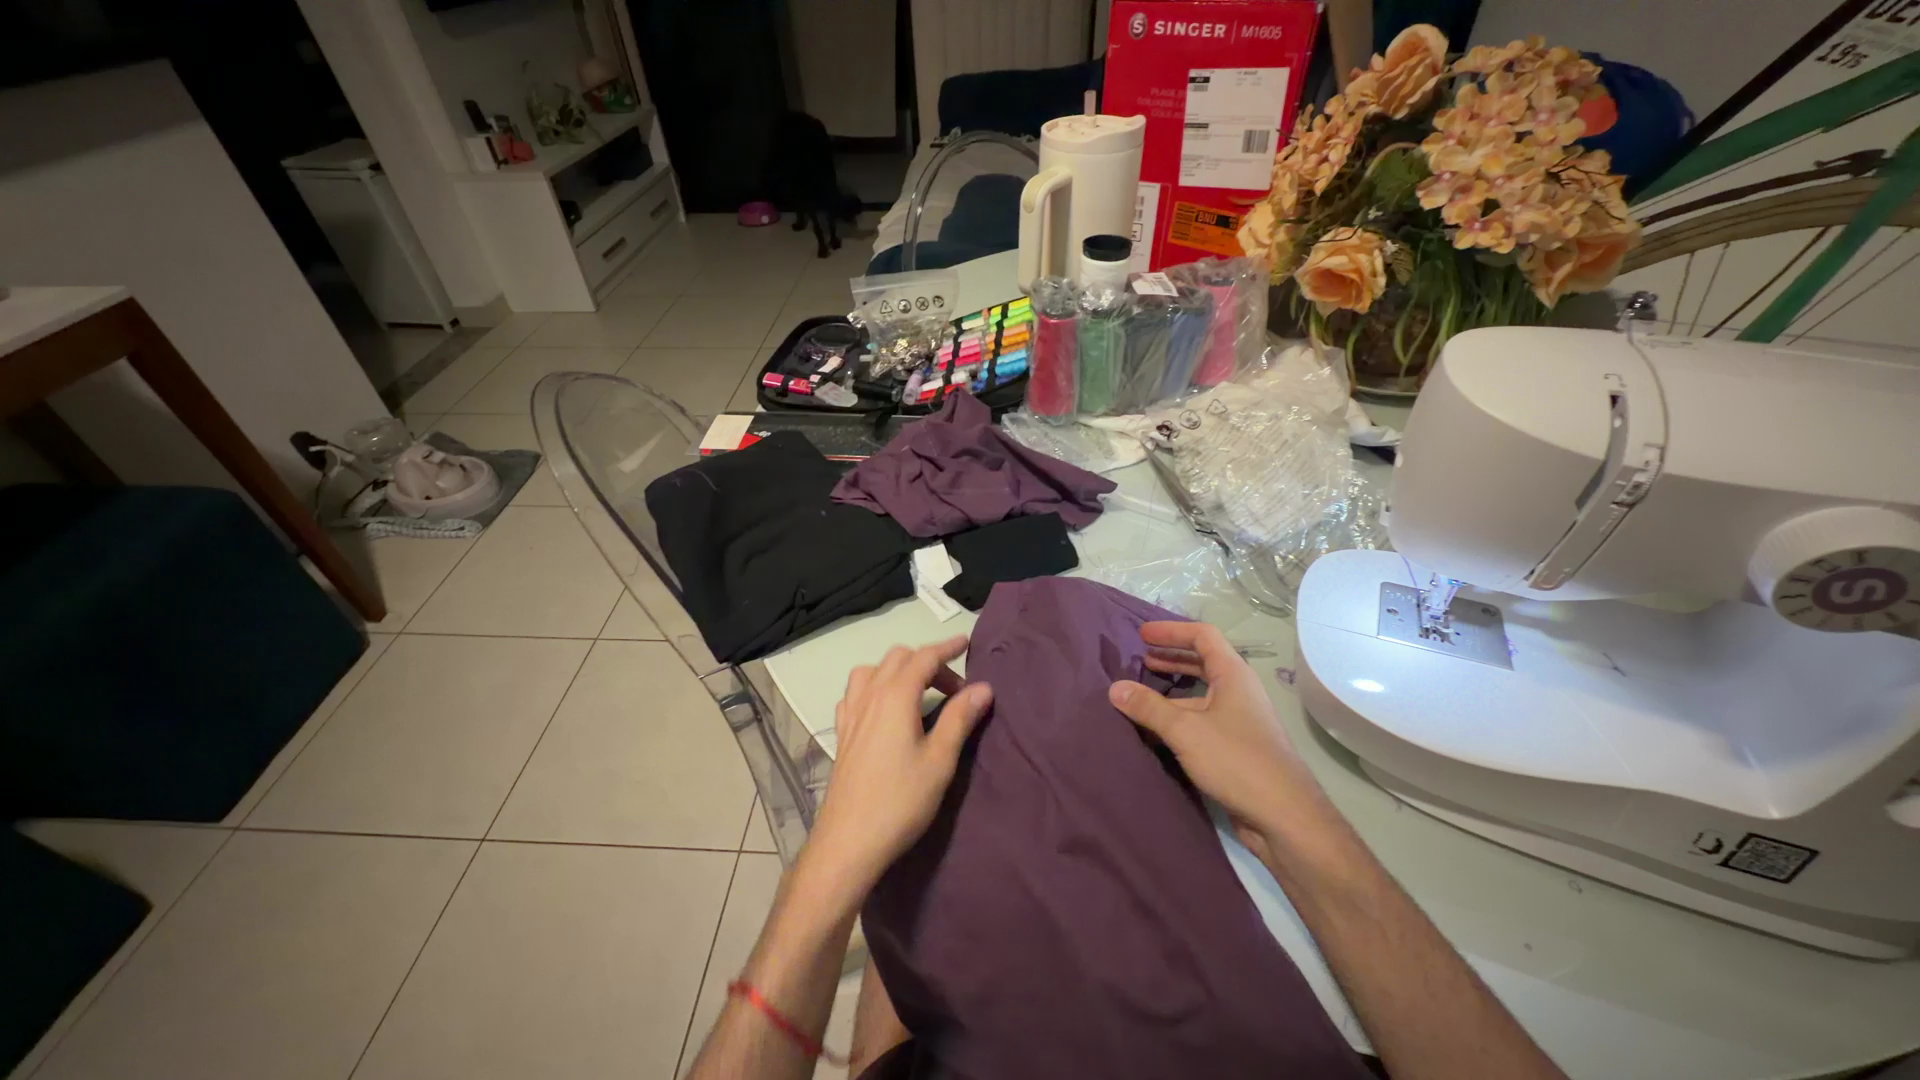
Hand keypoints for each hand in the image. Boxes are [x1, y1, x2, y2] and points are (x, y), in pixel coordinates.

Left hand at [803, 637, 992, 897]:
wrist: (849, 841)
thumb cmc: (901, 801)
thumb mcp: (940, 760)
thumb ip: (960, 718)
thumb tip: (983, 687)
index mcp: (895, 697)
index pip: (924, 657)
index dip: (948, 648)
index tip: (968, 644)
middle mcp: (869, 697)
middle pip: (898, 658)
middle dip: (927, 661)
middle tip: (955, 688)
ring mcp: (851, 714)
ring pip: (872, 671)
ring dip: (897, 671)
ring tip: (919, 694)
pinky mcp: (842, 734)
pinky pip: (855, 693)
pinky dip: (875, 688)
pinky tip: (885, 711)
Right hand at [1108, 622, 1325, 859]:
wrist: (1282, 814)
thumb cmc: (1236, 760)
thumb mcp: (1186, 730)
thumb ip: (1149, 708)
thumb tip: (1115, 687)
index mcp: (1233, 675)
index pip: (1203, 636)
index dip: (1172, 631)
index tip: (1142, 634)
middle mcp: (1238, 691)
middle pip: (1203, 662)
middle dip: (1171, 657)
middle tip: (1139, 658)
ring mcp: (1239, 719)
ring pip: (1201, 693)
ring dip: (1173, 688)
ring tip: (1141, 692)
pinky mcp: (1235, 746)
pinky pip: (1202, 719)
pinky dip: (1179, 715)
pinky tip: (1158, 728)